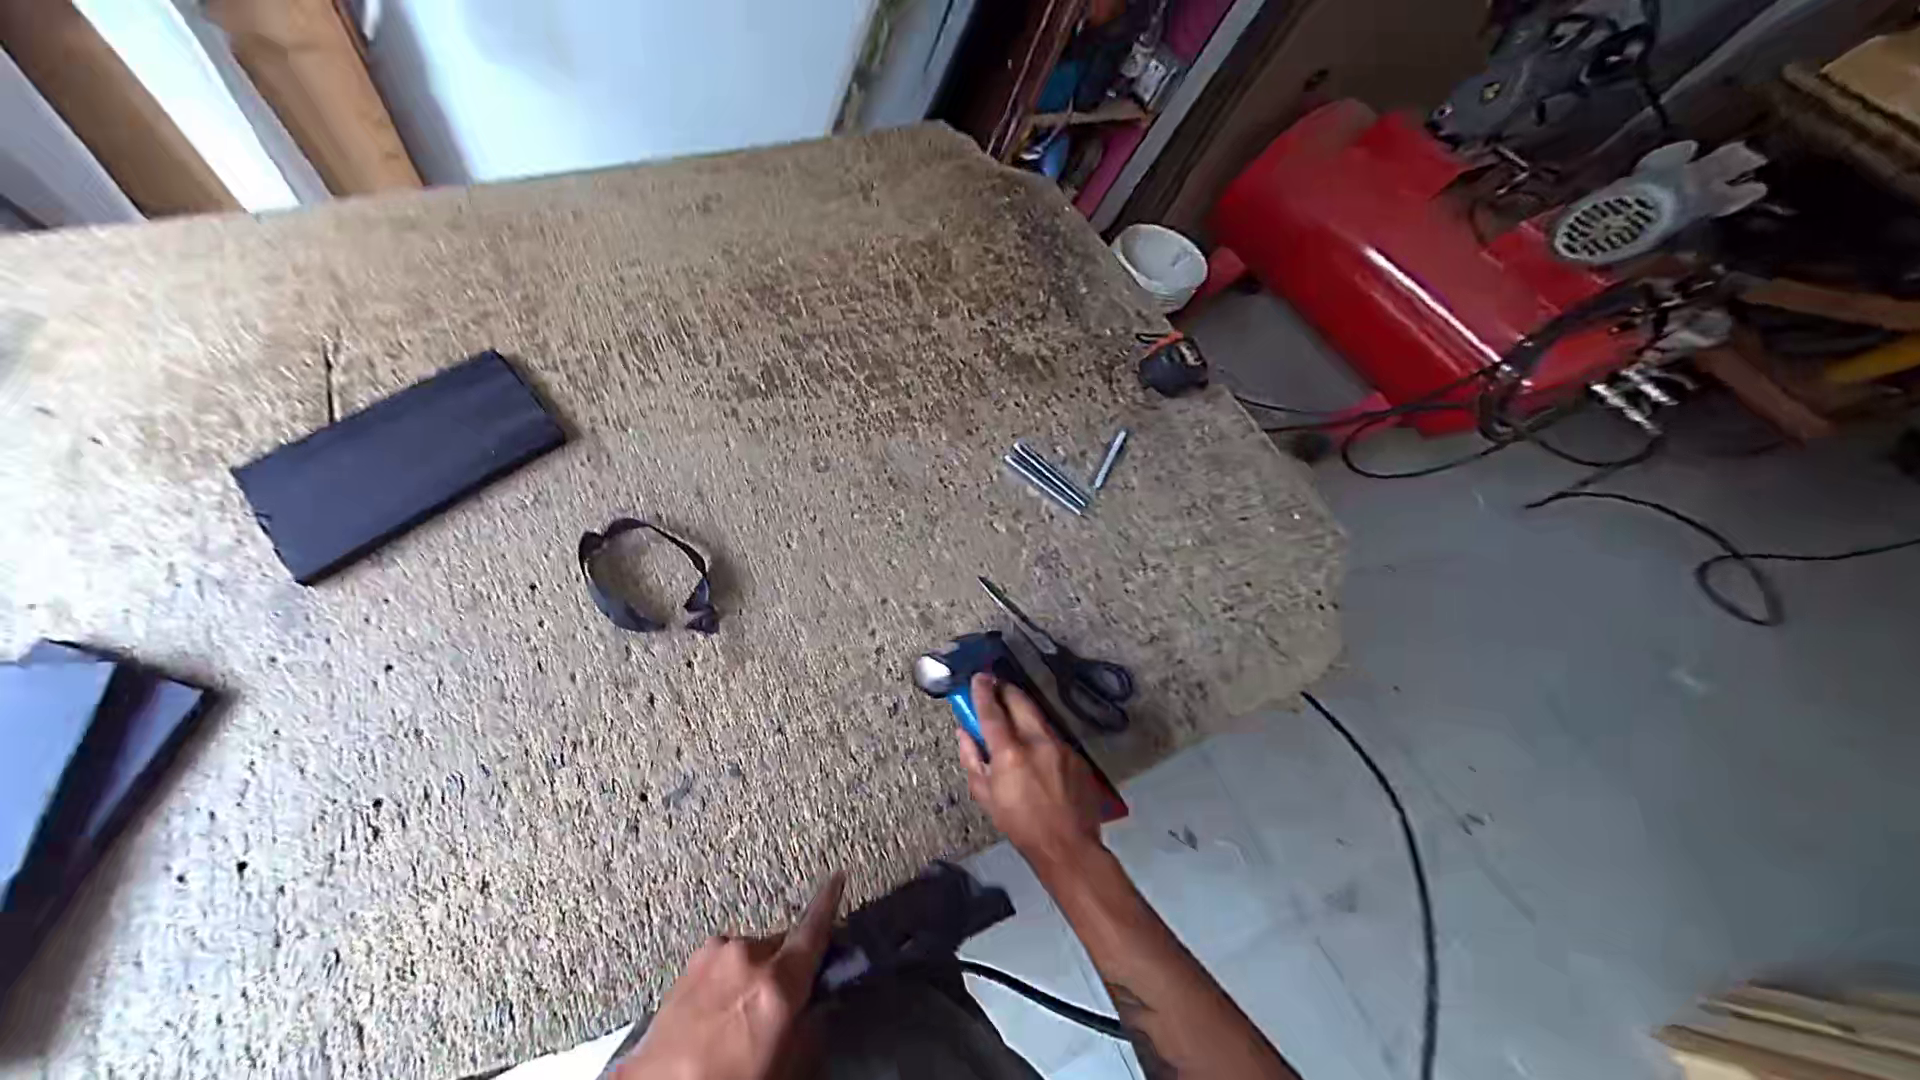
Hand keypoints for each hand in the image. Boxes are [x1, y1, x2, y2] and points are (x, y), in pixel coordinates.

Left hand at [613, 871, 845, 1079]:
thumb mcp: (785, 1067)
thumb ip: (811, 1025)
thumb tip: (821, 1000)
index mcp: (777, 984)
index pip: (815, 930)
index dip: (830, 901)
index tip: (839, 877)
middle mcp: (748, 956)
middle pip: (784, 945)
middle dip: (790, 965)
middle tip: (785, 1000)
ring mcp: (716, 954)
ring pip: (754, 952)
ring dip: (758, 972)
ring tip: (742, 1014)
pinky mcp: (691, 961)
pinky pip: (727, 959)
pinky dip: (732, 975)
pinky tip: (720, 1008)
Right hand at [955, 672, 1105, 872]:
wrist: (1068, 846)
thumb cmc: (1021, 825)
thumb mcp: (986, 796)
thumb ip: (972, 759)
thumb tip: (964, 733)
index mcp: (1010, 754)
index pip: (992, 712)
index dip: (982, 692)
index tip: (978, 678)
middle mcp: (1038, 742)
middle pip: (1020, 700)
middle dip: (1005, 690)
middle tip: (995, 687)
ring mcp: (1061, 747)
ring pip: (1039, 717)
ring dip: (1024, 713)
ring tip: (1013, 719)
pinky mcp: (1077, 755)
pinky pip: (1054, 736)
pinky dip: (1041, 737)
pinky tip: (1038, 752)